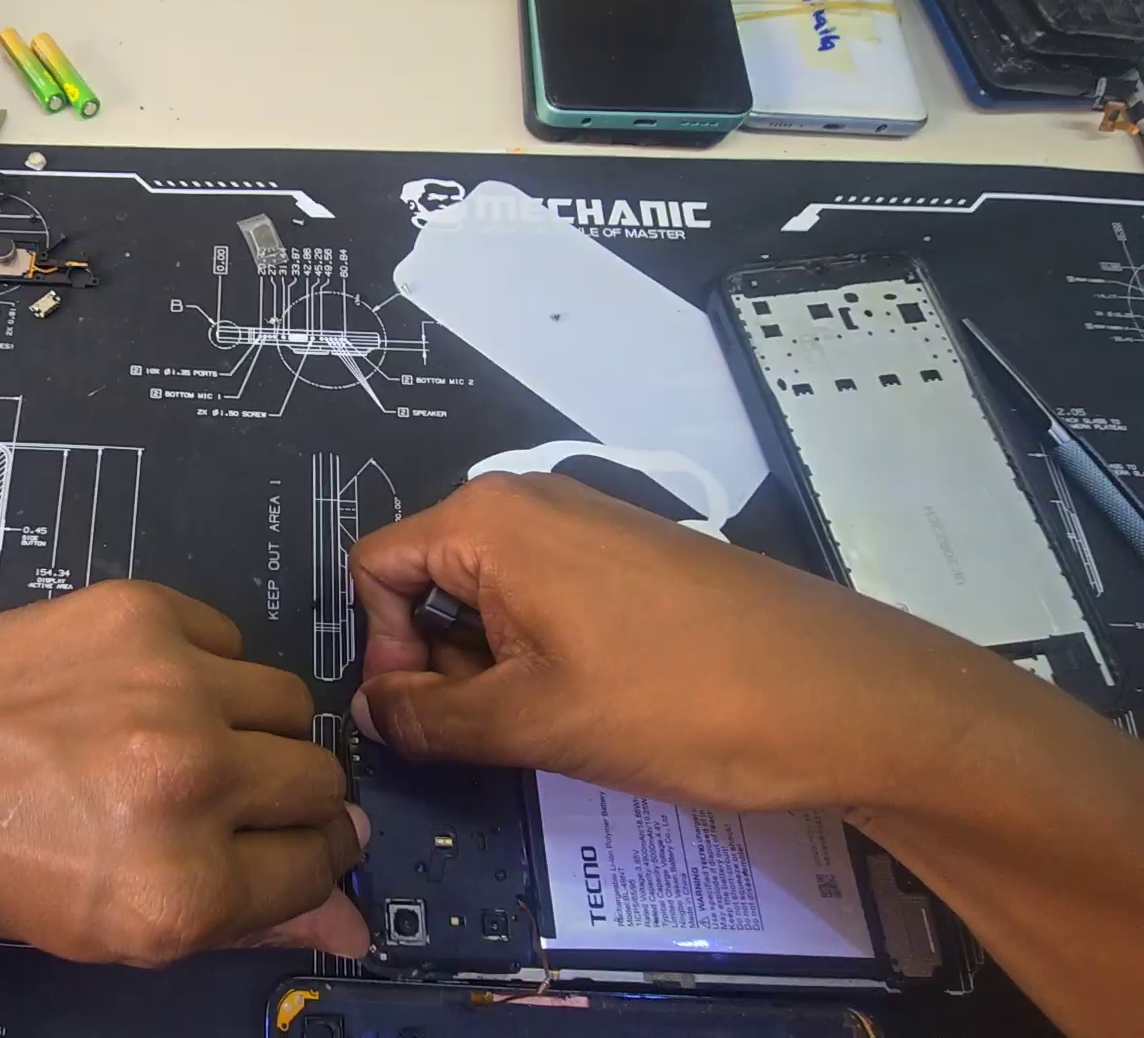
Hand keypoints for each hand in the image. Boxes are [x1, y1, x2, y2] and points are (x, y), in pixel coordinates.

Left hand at [0, 581, 368, 966]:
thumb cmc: (10, 869)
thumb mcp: (126, 930)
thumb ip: (252, 923)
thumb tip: (353, 916)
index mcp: (186, 884)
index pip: (318, 860)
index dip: (314, 852)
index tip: (297, 837)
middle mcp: (192, 776)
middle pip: (317, 775)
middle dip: (292, 791)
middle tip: (234, 786)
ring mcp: (169, 681)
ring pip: (288, 698)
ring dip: (255, 723)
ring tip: (194, 727)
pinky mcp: (141, 612)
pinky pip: (228, 634)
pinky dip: (208, 663)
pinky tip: (155, 679)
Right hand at [348, 472, 1057, 813]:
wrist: (862, 699)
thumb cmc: (676, 700)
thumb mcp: (530, 721)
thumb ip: (424, 717)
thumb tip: (364, 710)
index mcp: (484, 520)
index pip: (375, 568)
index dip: (381, 644)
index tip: (420, 710)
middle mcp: (521, 502)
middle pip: (425, 577)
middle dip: (434, 656)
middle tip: (485, 724)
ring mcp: (577, 520)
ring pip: (479, 589)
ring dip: (481, 658)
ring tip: (540, 714)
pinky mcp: (617, 549)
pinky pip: (532, 587)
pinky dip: (527, 642)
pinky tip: (579, 691)